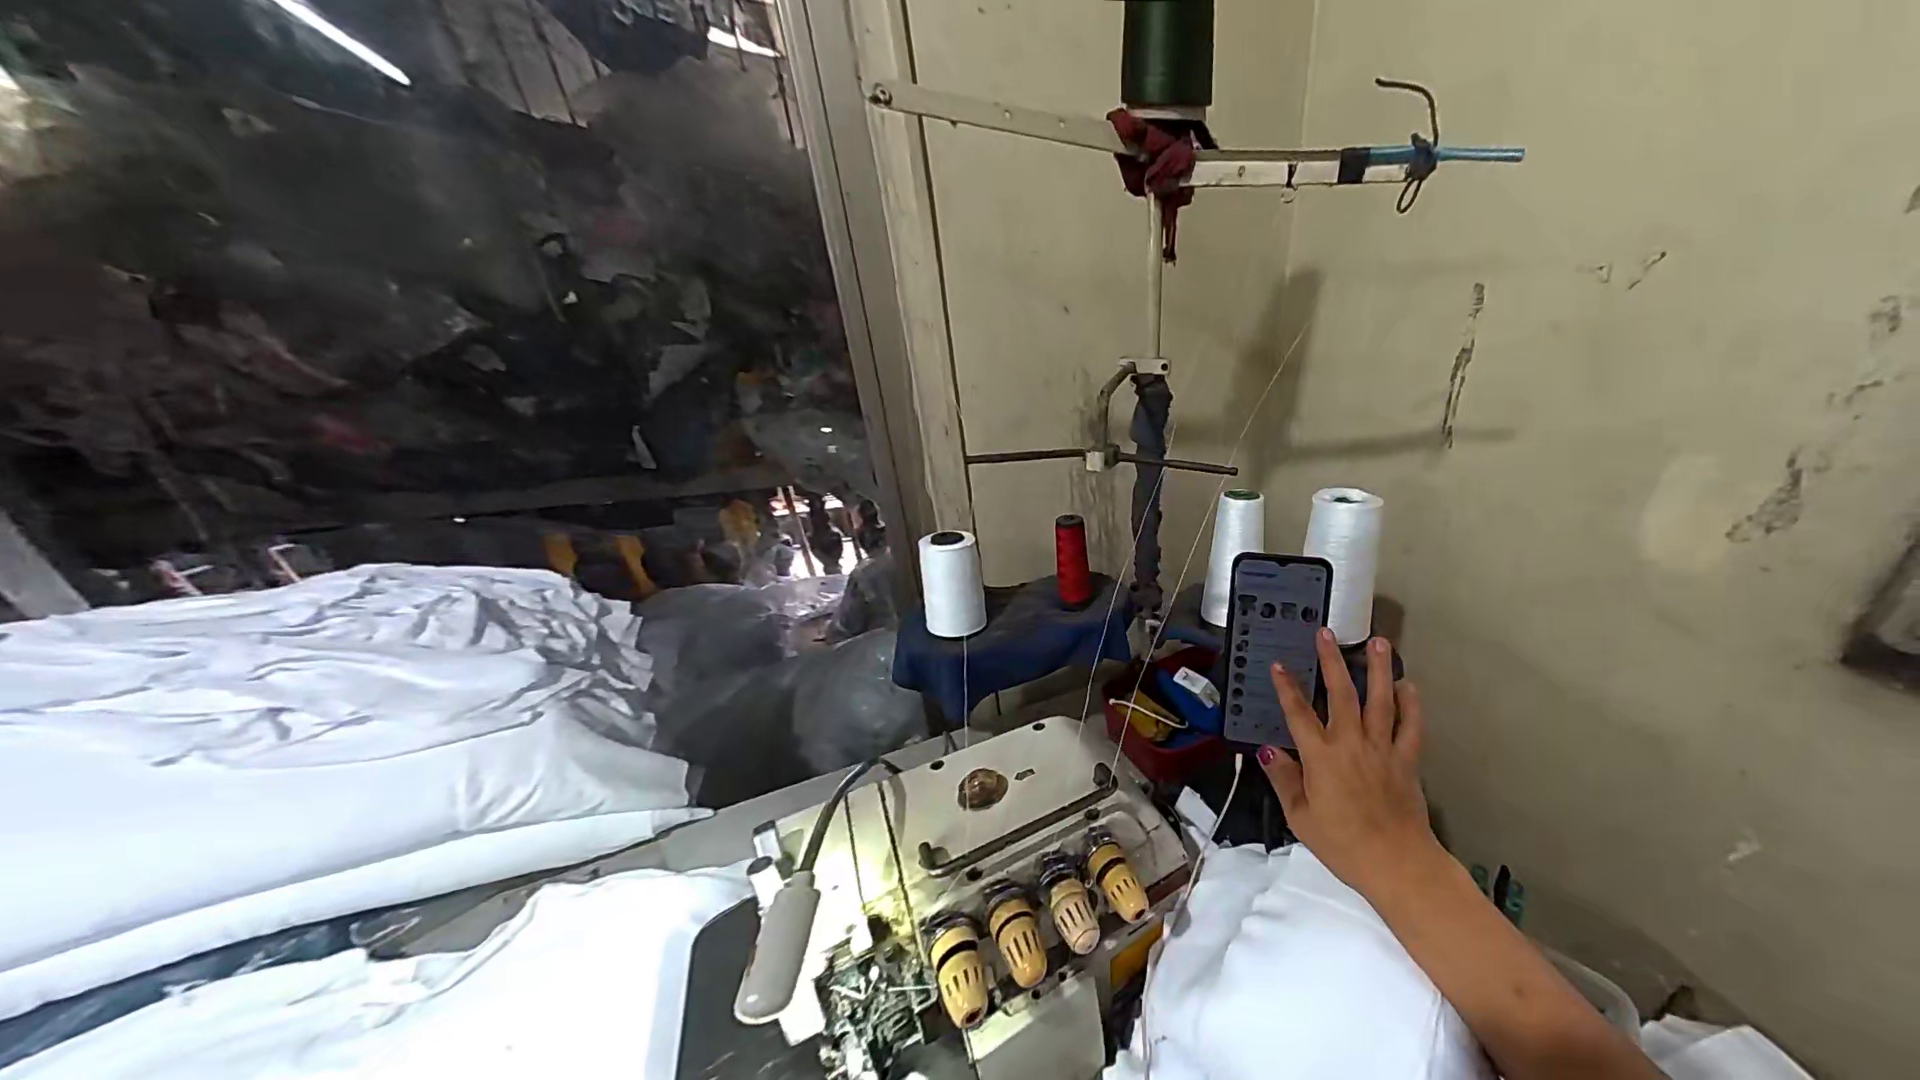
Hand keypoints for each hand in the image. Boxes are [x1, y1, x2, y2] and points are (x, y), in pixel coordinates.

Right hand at [1257, 628, 1438, 902]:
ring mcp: (1383, 750)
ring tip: (1377, 642)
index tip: (1279, 665)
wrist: (1399, 865)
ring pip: (1380, 701)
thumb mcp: (1300, 816)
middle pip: (1341, 694)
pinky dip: (1410, 704)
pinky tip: (1407, 685)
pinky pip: (1410, 726)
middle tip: (1326, 633)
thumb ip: (1283, 779)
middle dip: (1331, 661)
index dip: (1286, 687)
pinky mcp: (1407, 761)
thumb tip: (1267, 750)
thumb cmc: (1343, 843)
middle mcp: (1352, 744)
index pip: (1298, 713)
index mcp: (1321, 757)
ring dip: (1377, 669)